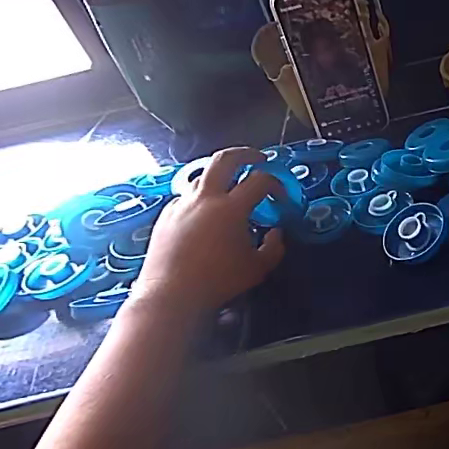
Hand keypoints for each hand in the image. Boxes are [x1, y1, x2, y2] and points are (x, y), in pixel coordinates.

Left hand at [132, 148, 285, 315]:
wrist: (171, 294)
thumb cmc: (219, 281)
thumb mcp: (258, 268)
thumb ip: (274, 247)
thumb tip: (275, 232)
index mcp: (231, 208)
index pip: (260, 180)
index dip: (276, 184)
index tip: (282, 197)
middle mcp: (205, 198)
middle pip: (224, 159)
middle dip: (245, 154)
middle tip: (258, 160)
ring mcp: (182, 204)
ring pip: (202, 176)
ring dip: (220, 178)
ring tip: (230, 190)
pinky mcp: (166, 216)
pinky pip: (187, 198)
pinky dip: (201, 200)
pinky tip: (205, 217)